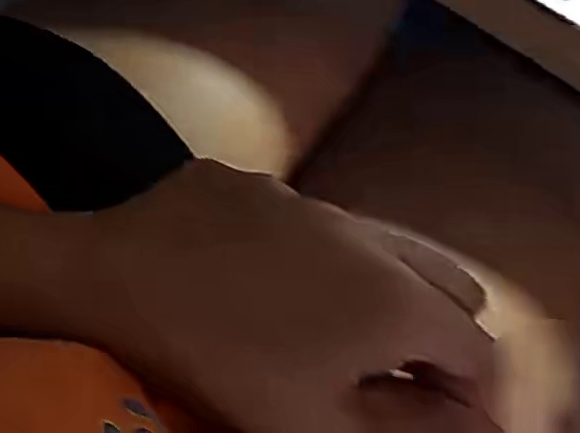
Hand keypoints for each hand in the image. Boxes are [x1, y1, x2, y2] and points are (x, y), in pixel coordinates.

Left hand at [79, 160, 497, 432]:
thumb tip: (462, 411)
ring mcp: (277, 190)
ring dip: (354, 278)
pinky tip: (240, 266)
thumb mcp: (329, 427)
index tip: (409, 408)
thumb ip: (422, 432)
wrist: (103, 278)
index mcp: (395, 295)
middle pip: (434, 281)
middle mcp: (347, 227)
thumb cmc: (212, 359)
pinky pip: (279, 209)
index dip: (455, 393)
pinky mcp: (223, 173)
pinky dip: (282, 240)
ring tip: (307, 316)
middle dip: (426, 325)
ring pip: (354, 237)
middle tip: (373, 360)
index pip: (476, 354)